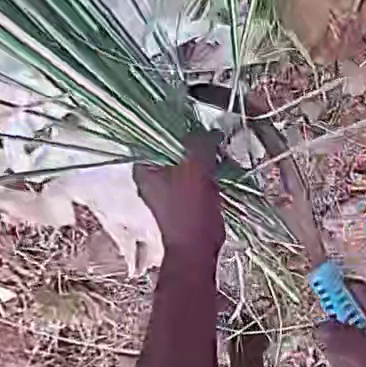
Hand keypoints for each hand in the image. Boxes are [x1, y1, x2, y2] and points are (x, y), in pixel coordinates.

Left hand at [134, 132, 224, 261]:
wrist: (197, 248)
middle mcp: (151, 175)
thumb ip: (199, 143)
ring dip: (203, 154)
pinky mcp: (184, 196)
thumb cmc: (189, 210)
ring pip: (186, 160)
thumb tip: (208, 130)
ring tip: (219, 149)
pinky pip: (195, 174)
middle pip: (172, 147)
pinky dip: (207, 168)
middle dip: (193, 139)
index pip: (154, 134)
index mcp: (145, 168)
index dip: (173, 123)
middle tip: (211, 133)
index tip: (193, 118)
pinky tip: (221, 164)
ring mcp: (168, 186)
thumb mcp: (195, 169)